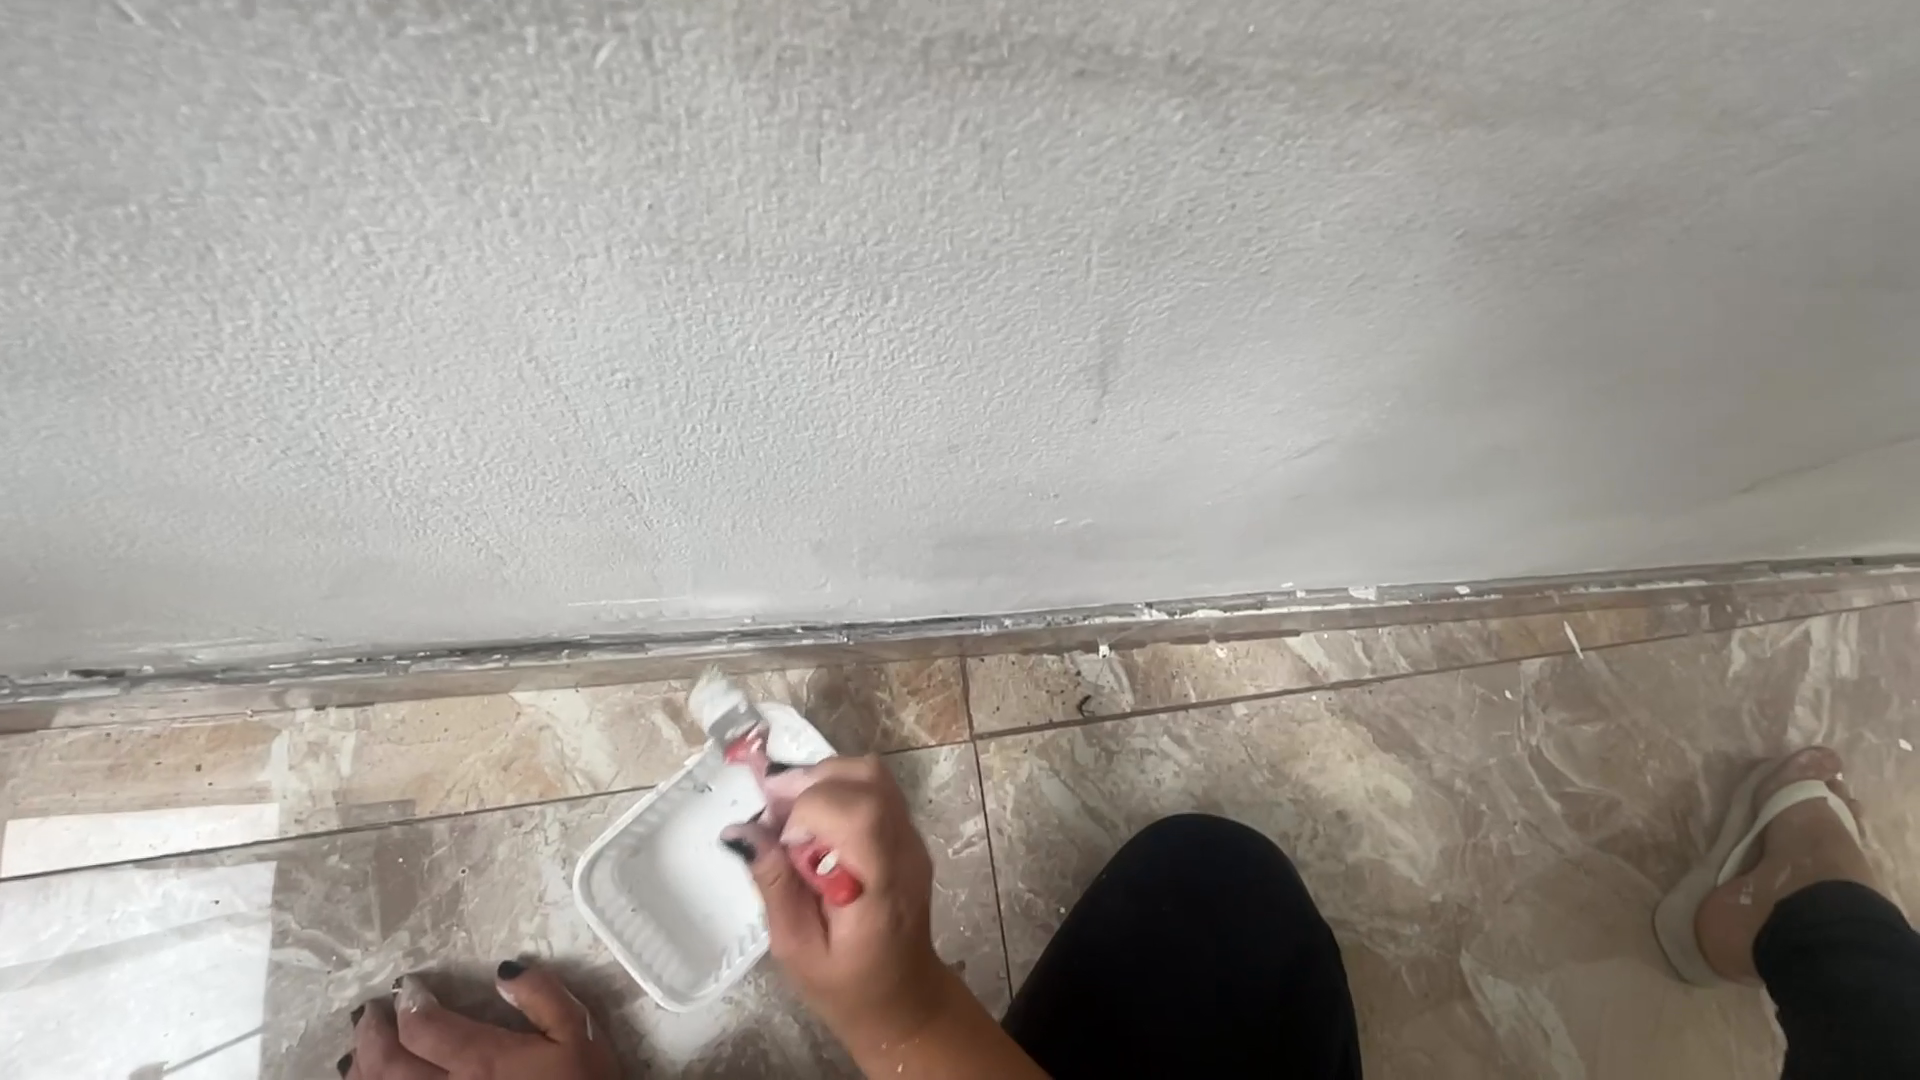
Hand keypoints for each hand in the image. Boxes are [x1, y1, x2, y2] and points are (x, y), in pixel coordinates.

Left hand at [341, 962, 621, 1079]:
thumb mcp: (577, 1031)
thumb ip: (543, 995)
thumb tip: (505, 969)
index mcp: (484, 1063)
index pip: (427, 1028)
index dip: (412, 1003)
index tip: (409, 986)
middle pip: (389, 1066)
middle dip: (374, 1034)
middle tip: (372, 1011)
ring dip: (362, 1070)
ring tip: (360, 1050)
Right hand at [737, 755, 953, 1047]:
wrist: (904, 997)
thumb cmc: (846, 985)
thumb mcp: (796, 948)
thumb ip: (775, 885)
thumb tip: (740, 830)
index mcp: (882, 886)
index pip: (861, 815)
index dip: (813, 810)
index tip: (782, 838)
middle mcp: (906, 849)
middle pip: (868, 780)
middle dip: (812, 782)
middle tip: (771, 806)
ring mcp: (912, 836)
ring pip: (872, 774)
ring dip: (823, 778)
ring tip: (788, 807)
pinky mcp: (908, 832)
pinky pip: (875, 787)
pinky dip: (837, 786)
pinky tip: (811, 814)